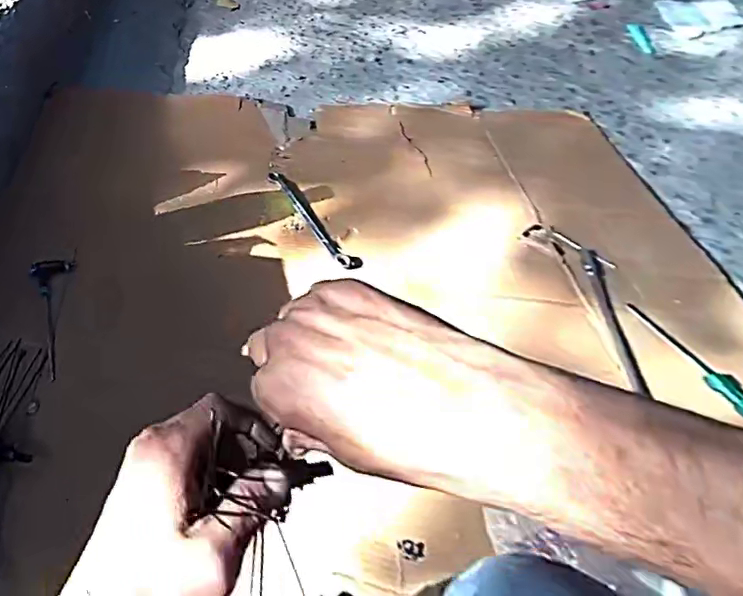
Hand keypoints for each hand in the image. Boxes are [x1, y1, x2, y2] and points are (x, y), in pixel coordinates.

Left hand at [60, 394, 288, 595]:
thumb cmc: (145, 582)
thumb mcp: (212, 554)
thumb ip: (248, 509)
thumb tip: (275, 480)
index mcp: (165, 450)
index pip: (217, 407)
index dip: (253, 426)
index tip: (274, 454)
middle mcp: (150, 448)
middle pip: (209, 425)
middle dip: (243, 454)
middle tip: (266, 489)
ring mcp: (142, 464)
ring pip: (198, 446)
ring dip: (228, 471)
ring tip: (245, 511)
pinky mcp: (140, 484)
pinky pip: (184, 465)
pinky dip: (208, 482)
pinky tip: (217, 519)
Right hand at [245, 279, 559, 500]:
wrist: (481, 411)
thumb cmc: (425, 439)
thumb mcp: (350, 455)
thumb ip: (310, 428)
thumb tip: (305, 421)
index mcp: (281, 384)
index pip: (261, 385)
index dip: (286, 398)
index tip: (303, 403)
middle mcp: (291, 338)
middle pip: (271, 343)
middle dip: (292, 362)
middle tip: (327, 382)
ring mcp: (320, 308)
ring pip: (296, 316)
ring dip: (314, 333)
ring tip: (353, 359)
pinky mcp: (350, 288)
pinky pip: (325, 296)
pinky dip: (339, 313)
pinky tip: (366, 338)